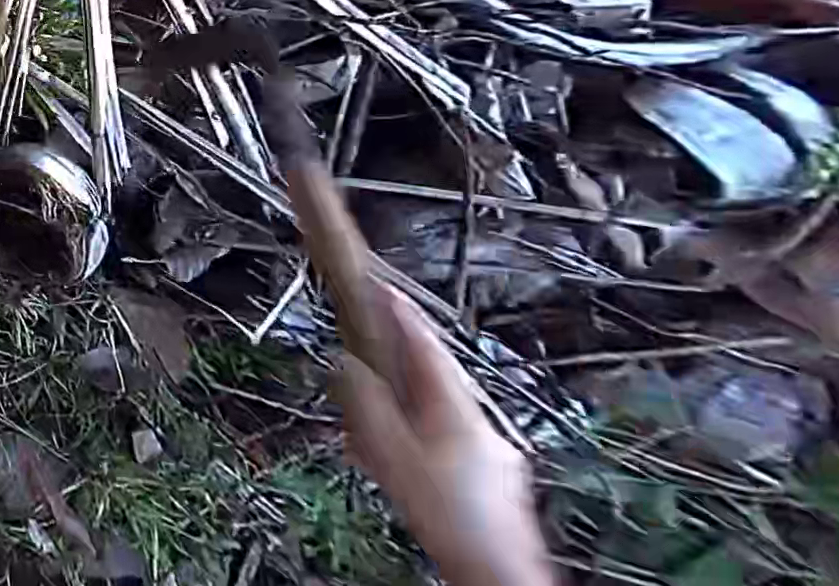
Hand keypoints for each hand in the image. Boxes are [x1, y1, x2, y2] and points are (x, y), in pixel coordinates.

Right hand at [335, 290, 553, 585]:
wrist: (495, 572)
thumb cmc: (445, 514)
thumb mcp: (389, 450)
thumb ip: (364, 400)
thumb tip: (347, 363)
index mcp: (455, 409)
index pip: (425, 346)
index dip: (401, 313)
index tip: (381, 286)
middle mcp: (479, 422)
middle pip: (429, 375)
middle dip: (393, 362)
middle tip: (363, 350)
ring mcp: (489, 448)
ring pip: (433, 406)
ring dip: (398, 401)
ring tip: (369, 418)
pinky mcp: (489, 471)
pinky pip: (441, 433)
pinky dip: (412, 429)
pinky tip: (390, 454)